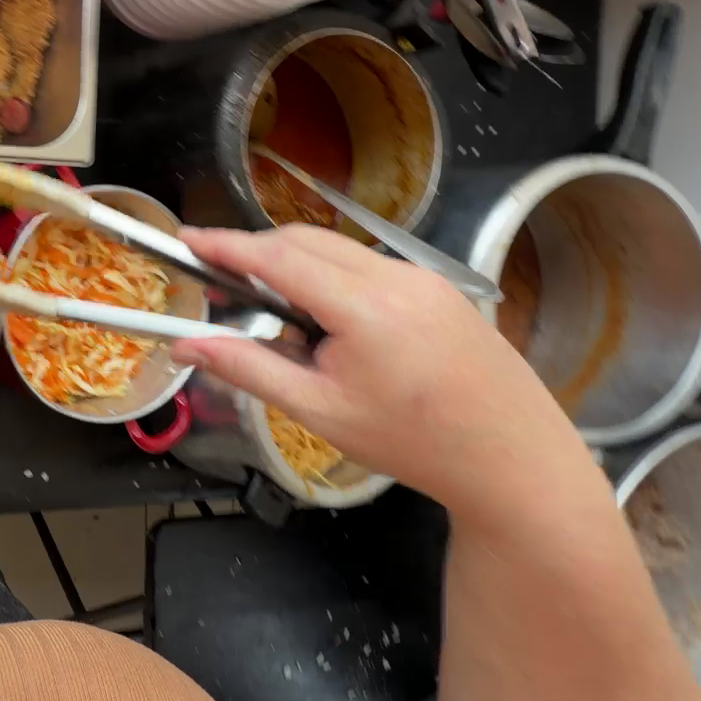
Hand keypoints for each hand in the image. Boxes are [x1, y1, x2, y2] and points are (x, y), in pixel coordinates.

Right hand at [169, 226, 591, 520]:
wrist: (515, 462)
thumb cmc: (412, 442)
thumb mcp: (318, 410)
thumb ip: (247, 368)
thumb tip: (185, 346)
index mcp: (367, 309)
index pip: (278, 259)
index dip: (226, 245)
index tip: (186, 238)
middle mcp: (398, 279)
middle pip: (304, 241)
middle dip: (252, 250)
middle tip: (215, 277)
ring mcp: (424, 279)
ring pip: (334, 249)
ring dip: (288, 262)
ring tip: (263, 303)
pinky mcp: (438, 288)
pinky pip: (363, 264)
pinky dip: (323, 273)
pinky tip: (318, 315)